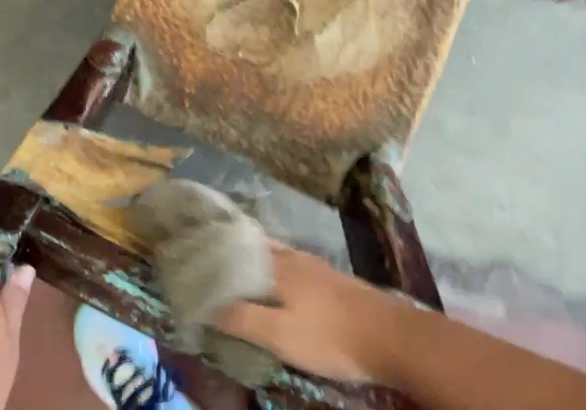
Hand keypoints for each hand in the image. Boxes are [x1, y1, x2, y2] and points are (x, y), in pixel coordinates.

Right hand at [210, 245, 402, 385]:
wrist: (393, 338)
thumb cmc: (331, 337)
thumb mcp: (281, 335)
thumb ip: (242, 318)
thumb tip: (205, 304)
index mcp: (277, 266)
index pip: (235, 253)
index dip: (213, 256)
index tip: (191, 258)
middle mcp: (294, 258)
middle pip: (255, 247)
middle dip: (232, 250)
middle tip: (210, 257)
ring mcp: (316, 266)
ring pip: (276, 253)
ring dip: (255, 257)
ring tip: (238, 266)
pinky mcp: (333, 280)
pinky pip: (293, 264)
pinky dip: (276, 266)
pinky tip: (278, 280)